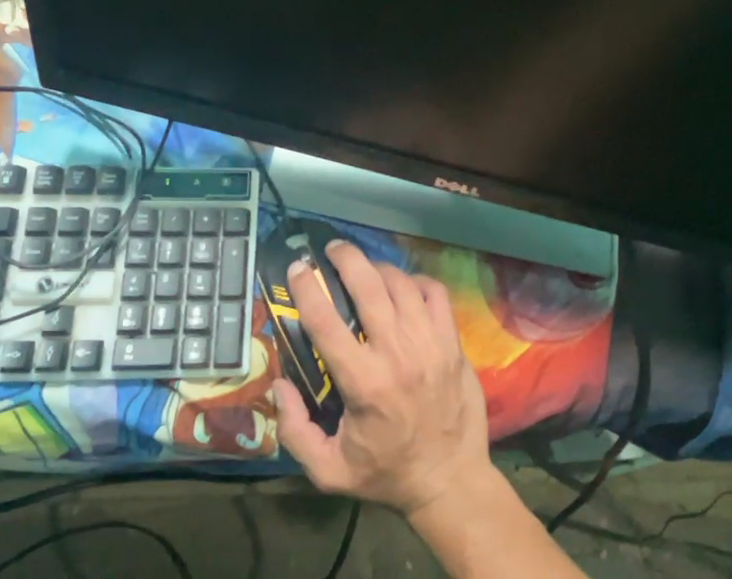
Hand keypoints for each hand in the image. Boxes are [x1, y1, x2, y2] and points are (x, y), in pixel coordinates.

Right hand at [271, 239, 492, 518]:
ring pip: (402, 285)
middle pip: (370, 287)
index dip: (307, 289)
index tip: (297, 268)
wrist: (451, 481)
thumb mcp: (328, 470)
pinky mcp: (453, 344)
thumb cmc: (386, 473)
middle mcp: (398, 355)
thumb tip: (278, 386)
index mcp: (364, 384)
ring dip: (379, 268)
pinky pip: (436, 294)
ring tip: (365, 266)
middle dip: (346, 259)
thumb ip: (294, 430)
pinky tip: (403, 286)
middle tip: (332, 249)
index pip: (327, 322)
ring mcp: (431, 345)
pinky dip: (417, 282)